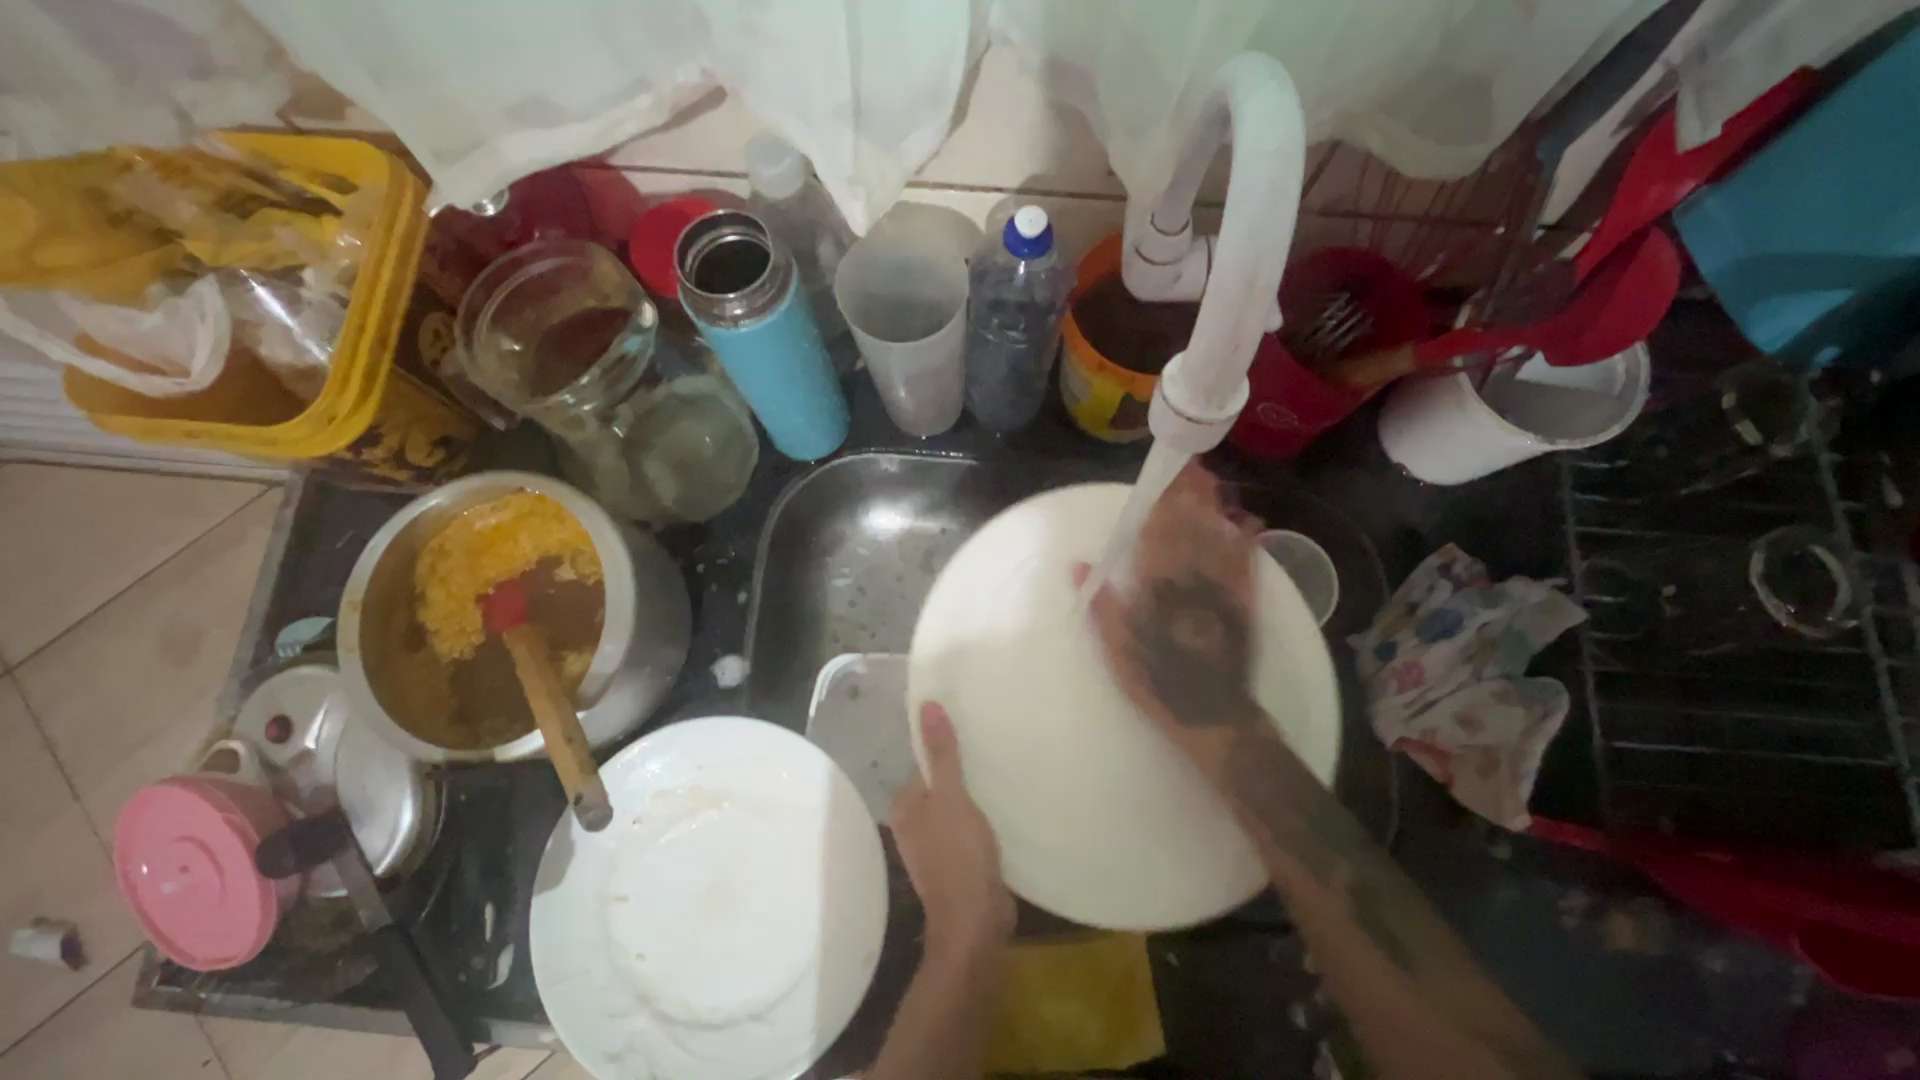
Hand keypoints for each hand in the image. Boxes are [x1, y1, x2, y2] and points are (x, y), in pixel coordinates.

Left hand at [891, 702, 1014, 961]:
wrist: (976, 921)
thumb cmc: (958, 856)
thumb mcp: (952, 797)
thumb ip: (942, 753)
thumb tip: (927, 705)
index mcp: (905, 807)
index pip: (924, 763)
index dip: (947, 745)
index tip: (974, 728)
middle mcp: (916, 824)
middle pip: (942, 785)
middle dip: (966, 769)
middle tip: (998, 745)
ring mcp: (939, 846)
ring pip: (960, 806)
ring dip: (980, 793)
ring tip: (1008, 768)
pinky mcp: (963, 861)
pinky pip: (975, 827)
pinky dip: (989, 816)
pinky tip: (1010, 805)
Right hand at [1076, 462, 1264, 741]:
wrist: (1211, 714)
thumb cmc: (1156, 681)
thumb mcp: (1116, 648)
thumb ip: (1102, 604)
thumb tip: (1080, 565)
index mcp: (1157, 588)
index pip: (1158, 534)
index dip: (1162, 503)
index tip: (1163, 477)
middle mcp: (1192, 581)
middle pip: (1191, 528)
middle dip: (1191, 495)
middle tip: (1193, 465)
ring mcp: (1223, 590)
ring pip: (1218, 539)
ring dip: (1216, 509)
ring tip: (1213, 483)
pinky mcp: (1246, 605)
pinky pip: (1248, 565)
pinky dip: (1247, 542)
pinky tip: (1247, 523)